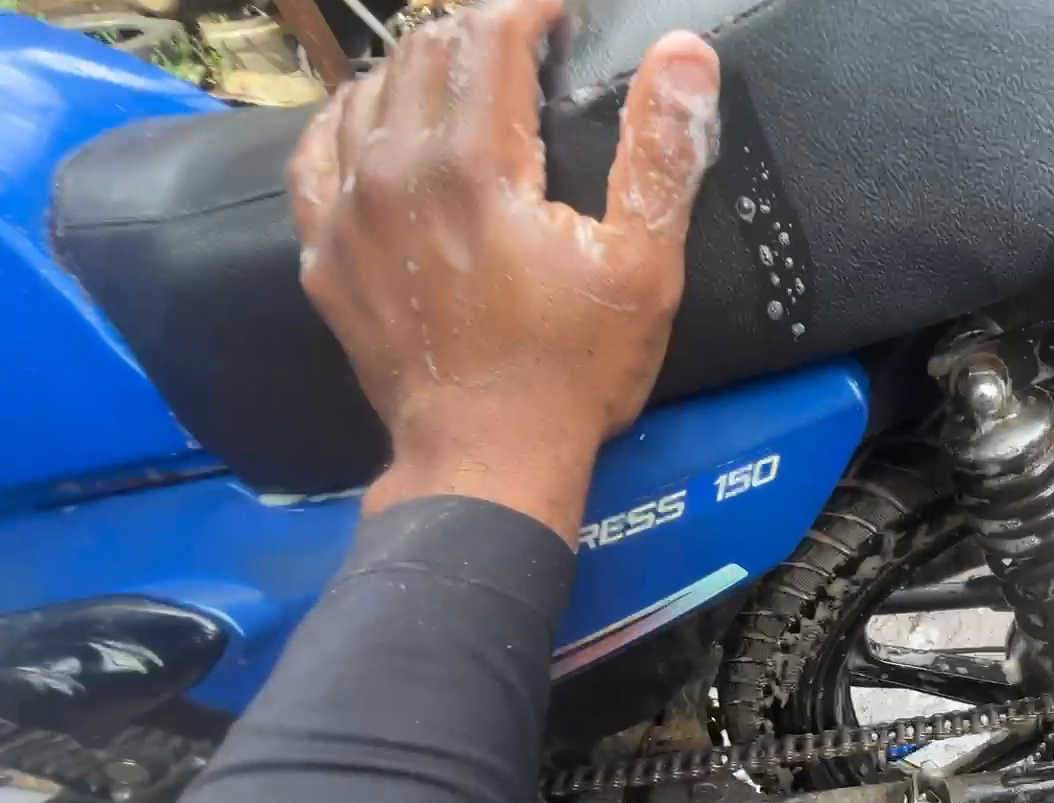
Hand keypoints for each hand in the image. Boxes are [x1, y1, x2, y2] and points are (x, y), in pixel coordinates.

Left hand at [288, 0, 720, 542]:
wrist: (490, 455)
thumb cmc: (577, 370)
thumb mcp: (644, 271)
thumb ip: (662, 161)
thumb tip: (686, 58)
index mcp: (477, 163)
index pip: (489, 37)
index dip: (528, 8)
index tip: (558, 12)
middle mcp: (395, 168)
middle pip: (423, 55)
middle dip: (475, 34)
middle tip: (519, 48)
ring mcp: (346, 211)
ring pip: (365, 95)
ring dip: (417, 72)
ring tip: (459, 82)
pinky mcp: (324, 255)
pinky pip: (315, 153)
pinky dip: (350, 122)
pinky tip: (376, 129)